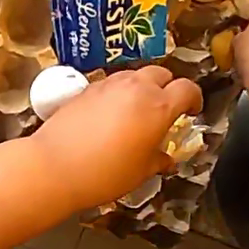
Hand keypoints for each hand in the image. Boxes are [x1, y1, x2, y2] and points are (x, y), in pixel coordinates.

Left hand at [27, 65, 202, 209]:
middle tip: (164, 109)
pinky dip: (117, 93)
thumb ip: (156, 160)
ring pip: (134, 75)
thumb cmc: (104, 174)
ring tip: (136, 111)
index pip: (187, 90)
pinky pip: (110, 84)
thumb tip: (165, 159)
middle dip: (167, 88)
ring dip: (141, 87)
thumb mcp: (139, 173)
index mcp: (159, 106)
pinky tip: (110, 114)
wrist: (54, 166)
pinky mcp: (85, 89)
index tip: (192, 111)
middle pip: (161, 74)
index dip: (194, 99)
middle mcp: (136, 88)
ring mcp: (108, 85)